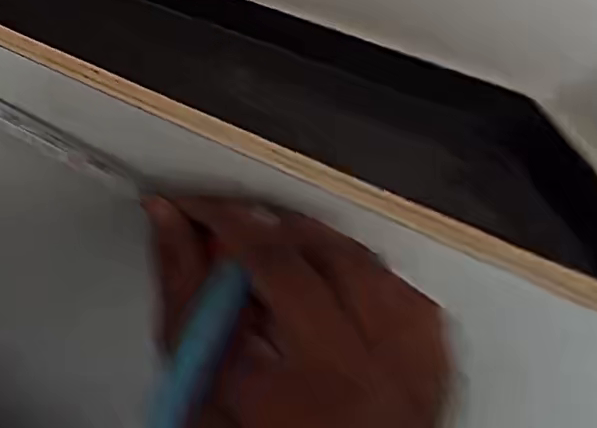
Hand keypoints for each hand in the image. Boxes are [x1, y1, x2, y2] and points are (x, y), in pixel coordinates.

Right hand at [146, 196, 451, 427]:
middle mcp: (391, 381)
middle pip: (341, 263)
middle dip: (272, 227)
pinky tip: (325, 279)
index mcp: (330, 376)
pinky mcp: (429, 390)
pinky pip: (416, 315)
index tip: (192, 207)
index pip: (280, 265)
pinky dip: (367, 282)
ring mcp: (421, 388)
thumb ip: (182, 281)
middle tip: (223, 221)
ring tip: (270, 246)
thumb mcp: (198, 363)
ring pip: (386, 283)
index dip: (227, 220)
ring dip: (322, 249)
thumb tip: (167, 218)